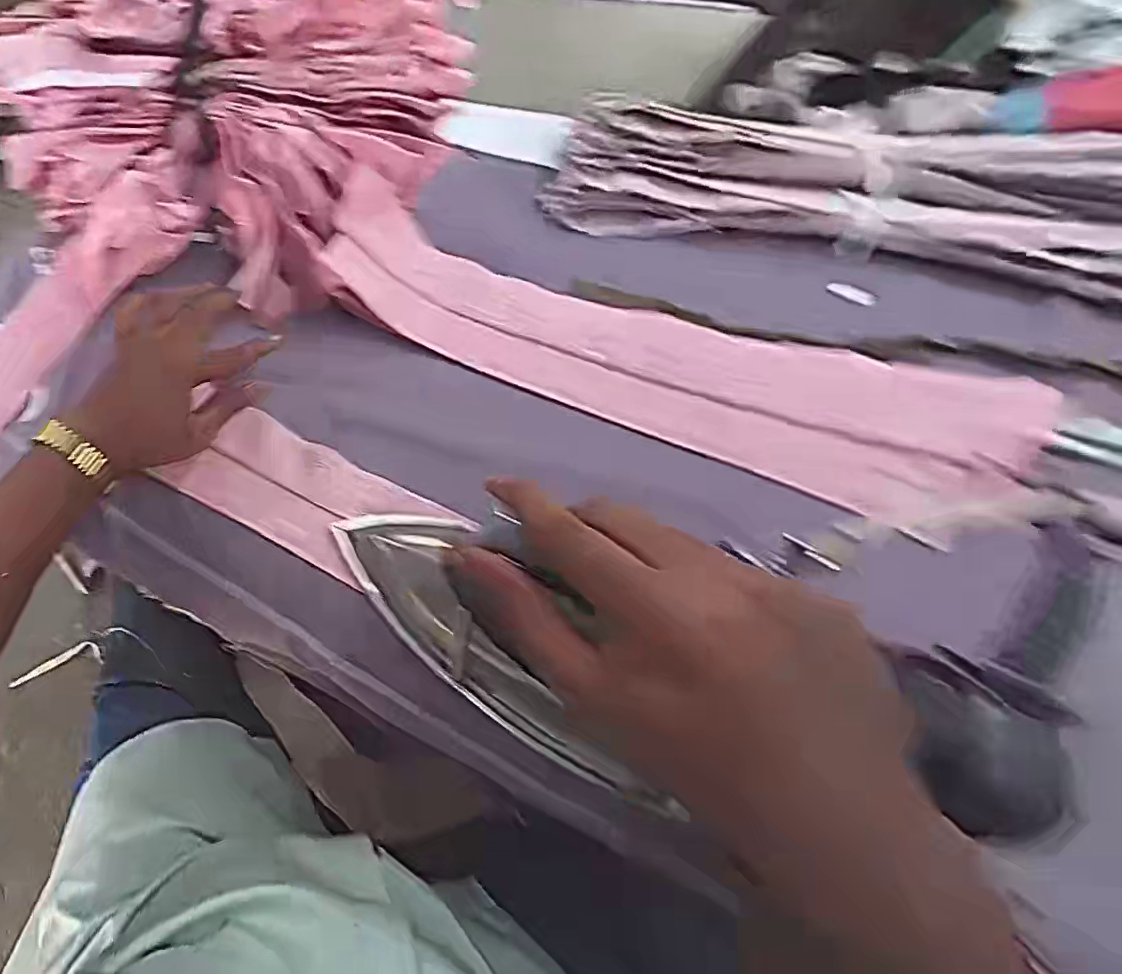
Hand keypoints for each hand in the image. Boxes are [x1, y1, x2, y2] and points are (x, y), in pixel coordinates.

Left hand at [65, 285, 277, 477]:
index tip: (276, 340)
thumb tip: (260, 388)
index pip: (230, 357)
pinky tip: (159, 294)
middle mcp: (164, 344)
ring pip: (168, 302)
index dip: (256, 349)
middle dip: (224, 302)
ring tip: (209, 287)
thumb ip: (227, 407)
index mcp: (186, 369)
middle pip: (200, 313)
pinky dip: (148, 297)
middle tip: (242, 298)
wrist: (97, 440)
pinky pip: (133, 308)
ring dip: (191, 291)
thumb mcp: (196, 435)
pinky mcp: (121, 340)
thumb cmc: (148, 442)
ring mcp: (140, 338)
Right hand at [449, 481, 1023, 973]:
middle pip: (622, 516)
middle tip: (558, 551)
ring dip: (636, 550)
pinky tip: (711, 629)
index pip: (573, 533)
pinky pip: (731, 565)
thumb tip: (469, 555)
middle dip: (578, 522)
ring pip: (675, 537)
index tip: (497, 484)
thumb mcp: (587, 694)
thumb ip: (525, 616)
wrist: (835, 821)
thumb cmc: (685, 759)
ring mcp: (781, 584)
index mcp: (658, 611)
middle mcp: (721, 580)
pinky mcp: (824, 597)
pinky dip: (695, 579)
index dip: (529, 503)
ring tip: (637, 599)